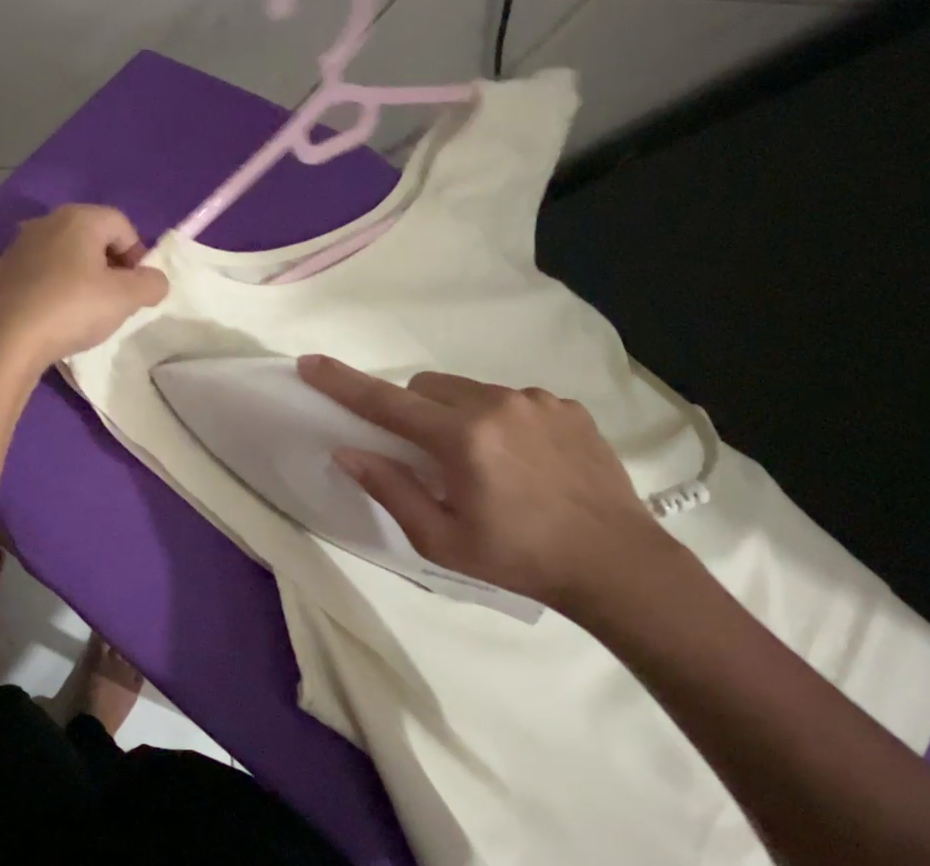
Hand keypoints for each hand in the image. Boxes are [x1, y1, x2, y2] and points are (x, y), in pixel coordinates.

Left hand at [0, 205, 167, 368]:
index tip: (137, 287)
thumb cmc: (74, 309)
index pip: (121, 225)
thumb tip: (154, 279)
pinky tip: (22, 290)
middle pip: (85, 234)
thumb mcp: (126, 298)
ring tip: (73, 299)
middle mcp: (43, 223)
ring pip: (48, 247)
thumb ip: (150, 283)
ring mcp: (12, 248)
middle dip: (103, 259)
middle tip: (111, 296)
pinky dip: (17, 274)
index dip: (136, 254)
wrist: (12, 341)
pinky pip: (7, 266)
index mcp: (79, 219)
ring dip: (63, 265)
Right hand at [298, 355, 677, 611]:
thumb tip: (348, 452)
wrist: (618, 565)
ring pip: (470, 391)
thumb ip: (391, 489)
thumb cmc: (519, 559)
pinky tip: (524, 463)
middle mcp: (497, 404)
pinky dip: (501, 422)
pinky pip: (513, 401)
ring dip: (458, 416)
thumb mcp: (441, 540)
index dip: (343, 384)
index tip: (311, 363)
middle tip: (428, 459)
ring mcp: (537, 401)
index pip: (386, 402)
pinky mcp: (568, 407)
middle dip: (413, 412)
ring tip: (485, 466)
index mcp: (461, 438)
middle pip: (426, 387)